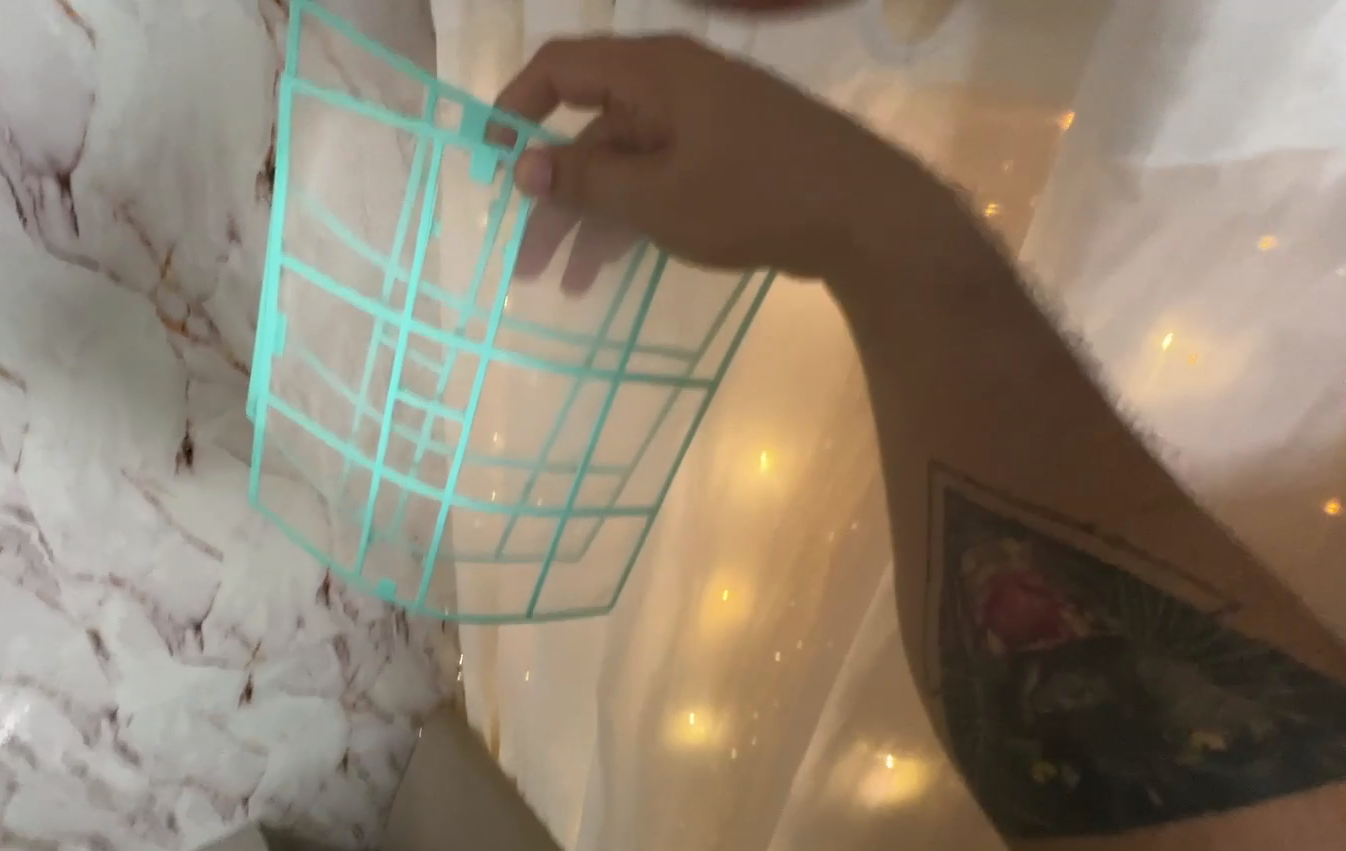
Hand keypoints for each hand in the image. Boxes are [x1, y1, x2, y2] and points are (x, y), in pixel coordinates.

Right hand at [493, 35, 956, 285]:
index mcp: (652, 74)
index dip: (514, 109)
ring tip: (561, 284)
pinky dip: (626, 223)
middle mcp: (669, 88)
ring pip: (620, 170)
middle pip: (587, 136)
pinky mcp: (717, 159)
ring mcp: (695, 125)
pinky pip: (653, 183)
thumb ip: (584, 181)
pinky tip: (603, 271)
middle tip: (522, 262)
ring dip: (587, 226)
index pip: (560, 70)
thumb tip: (522, 169)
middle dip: (551, 201)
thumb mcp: (654, 197)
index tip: (485, 159)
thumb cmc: (751, 195)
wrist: (860, 215)